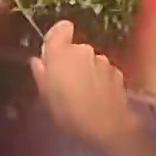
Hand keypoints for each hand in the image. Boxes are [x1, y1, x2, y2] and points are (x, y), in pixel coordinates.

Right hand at [30, 20, 139, 149]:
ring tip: (83, 93)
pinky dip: (99, 79)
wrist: (106, 127)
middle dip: (70, 61)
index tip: (53, 53)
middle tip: (65, 83)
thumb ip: (41, 73)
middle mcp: (84, 50)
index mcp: (61, 53)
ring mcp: (103, 60)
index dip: (58, 36)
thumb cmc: (67, 111)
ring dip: (85, 71)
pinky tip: (97, 97)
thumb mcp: (45, 96)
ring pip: (89, 60)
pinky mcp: (117, 72)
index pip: (61, 28)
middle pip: (74, 49)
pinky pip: (102, 71)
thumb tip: (38, 60)